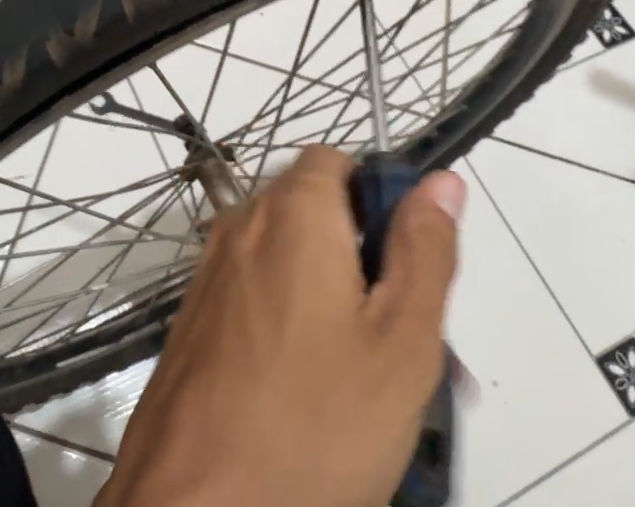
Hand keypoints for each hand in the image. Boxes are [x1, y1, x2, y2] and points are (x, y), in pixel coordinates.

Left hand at [95, 147, 464, 506]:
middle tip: (404, 338)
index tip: (408, 265)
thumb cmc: (315, 422)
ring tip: (373, 382)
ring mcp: (210, 275)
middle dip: (365, 257)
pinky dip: (292, 323)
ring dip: (334, 299)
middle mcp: (241, 227)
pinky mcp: (194, 321)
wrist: (194, 506)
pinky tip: (317, 394)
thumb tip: (440, 179)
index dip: (380, 199)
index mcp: (291, 213)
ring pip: (288, 262)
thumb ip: (424, 250)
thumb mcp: (401, 339)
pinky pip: (256, 298)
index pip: (337, 162)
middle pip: (314, 213)